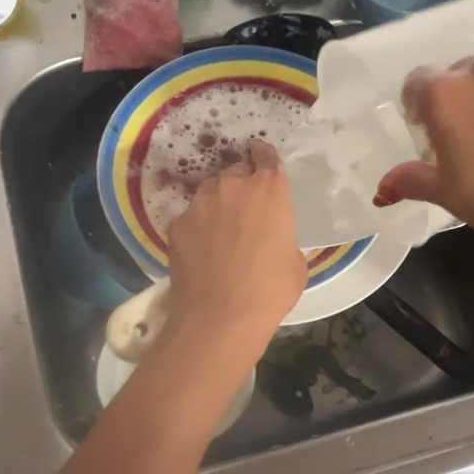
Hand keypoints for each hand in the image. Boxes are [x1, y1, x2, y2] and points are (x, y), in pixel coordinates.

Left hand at [164, 139, 305, 343]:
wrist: (219, 317)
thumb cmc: (269, 290)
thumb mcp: (296, 262)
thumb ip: (284, 236)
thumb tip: (276, 238)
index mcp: (269, 190)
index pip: (265, 156)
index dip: (264, 158)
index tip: (263, 164)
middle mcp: (232, 187)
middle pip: (237, 172)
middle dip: (243, 185)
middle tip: (248, 211)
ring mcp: (200, 204)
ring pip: (211, 192)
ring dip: (219, 203)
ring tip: (224, 230)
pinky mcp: (177, 224)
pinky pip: (193, 216)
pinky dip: (200, 225)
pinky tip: (205, 249)